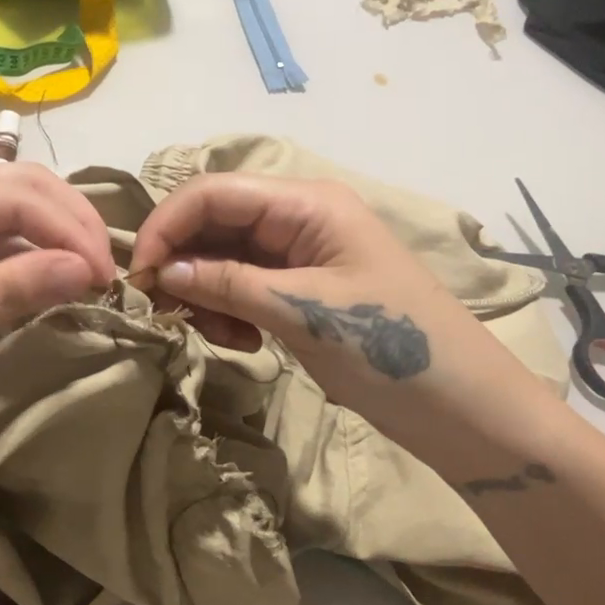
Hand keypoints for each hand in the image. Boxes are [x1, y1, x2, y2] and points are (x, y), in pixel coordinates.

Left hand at [0, 162, 114, 440]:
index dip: (65, 227)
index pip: (10, 194)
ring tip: (92, 273)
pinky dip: (30, 257)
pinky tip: (57, 278)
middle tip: (107, 267)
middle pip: (14, 187)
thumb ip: (9, 289)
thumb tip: (83, 268)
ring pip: (9, 211)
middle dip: (66, 220)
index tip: (105, 272)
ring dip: (53, 236)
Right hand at [128, 174, 544, 432]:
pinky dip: (225, 311)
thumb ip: (227, 284)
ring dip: (203, 293)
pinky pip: (239, 287)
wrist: (466, 411)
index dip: (167, 225)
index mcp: (306, 204)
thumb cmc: (393, 349)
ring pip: (219, 258)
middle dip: (181, 263)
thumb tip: (160, 271)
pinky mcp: (297, 290)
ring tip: (217, 336)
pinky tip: (240, 343)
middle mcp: (296, 218)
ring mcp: (296, 256)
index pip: (212, 193)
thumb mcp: (303, 312)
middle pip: (211, 223)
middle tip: (165, 310)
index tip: (138, 274)